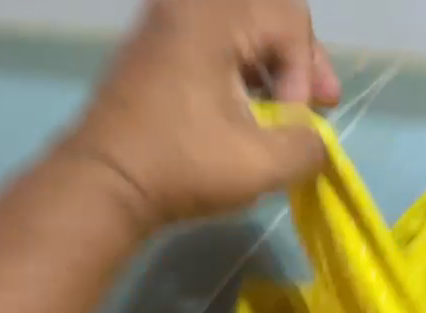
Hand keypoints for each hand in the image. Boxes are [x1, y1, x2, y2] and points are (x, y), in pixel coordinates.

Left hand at [65, 0, 342, 232]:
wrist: (106, 182)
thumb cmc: (183, 166)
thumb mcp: (262, 164)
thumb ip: (307, 146)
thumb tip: (315, 140)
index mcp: (215, 14)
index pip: (292, 20)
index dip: (307, 73)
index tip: (292, 123)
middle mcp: (189, 5)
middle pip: (269, 14)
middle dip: (300, 64)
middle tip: (319, 107)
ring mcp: (168, 23)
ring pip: (243, 30)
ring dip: (273, 70)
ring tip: (283, 116)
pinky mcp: (156, 50)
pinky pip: (215, 44)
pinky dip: (241, 73)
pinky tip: (247, 114)